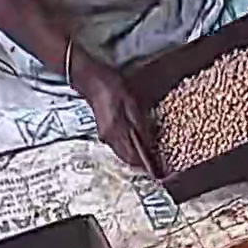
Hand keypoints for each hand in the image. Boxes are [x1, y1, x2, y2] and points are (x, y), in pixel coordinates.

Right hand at [71, 54, 160, 176]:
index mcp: (116, 131)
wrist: (91, 79)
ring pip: (122, 155)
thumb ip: (140, 126)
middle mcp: (109, 138)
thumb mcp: (132, 104)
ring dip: (135, 157)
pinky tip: (135, 145)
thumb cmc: (112, 88)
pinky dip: (128, 150)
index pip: (133, 157)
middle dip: (141, 163)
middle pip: (127, 159)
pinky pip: (118, 148)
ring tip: (147, 156)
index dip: (145, 164)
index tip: (156, 167)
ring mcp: (105, 137)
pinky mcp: (104, 133)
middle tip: (154, 164)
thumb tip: (149, 144)